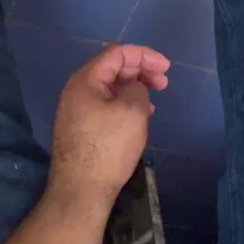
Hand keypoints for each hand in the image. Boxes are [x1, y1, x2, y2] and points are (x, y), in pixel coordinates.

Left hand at [47, 44, 169, 211]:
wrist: (80, 191)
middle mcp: (77, 89)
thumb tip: (133, 88)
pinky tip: (139, 115)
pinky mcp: (80, 127)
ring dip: (134, 87)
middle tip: (163, 82)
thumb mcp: (132, 111)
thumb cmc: (108, 147)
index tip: (167, 68)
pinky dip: (125, 102)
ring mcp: (76, 109)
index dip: (145, 55)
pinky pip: (106, 103)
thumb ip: (137, 87)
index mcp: (86, 79)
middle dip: (141, 69)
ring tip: (154, 99)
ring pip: (110, 87)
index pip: (118, 52)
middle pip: (112, 67)